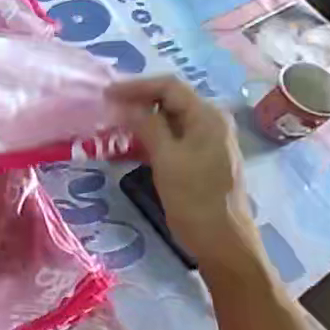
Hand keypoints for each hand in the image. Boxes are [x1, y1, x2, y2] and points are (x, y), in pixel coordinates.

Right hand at [108, 78, 257, 261]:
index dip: (136, 86)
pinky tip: (130, 147)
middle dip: (138, 101)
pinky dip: (151, 138)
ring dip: (142, 121)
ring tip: (113, 127)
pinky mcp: (202, 158)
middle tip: (107, 109)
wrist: (223, 242)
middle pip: (170, 100)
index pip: (169, 87)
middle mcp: (211, 122)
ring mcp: (208, 141)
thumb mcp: (166, 159)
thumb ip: (147, 126)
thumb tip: (125, 104)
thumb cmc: (194, 200)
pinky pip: (173, 138)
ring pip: (170, 120)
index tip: (106, 94)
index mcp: (207, 117)